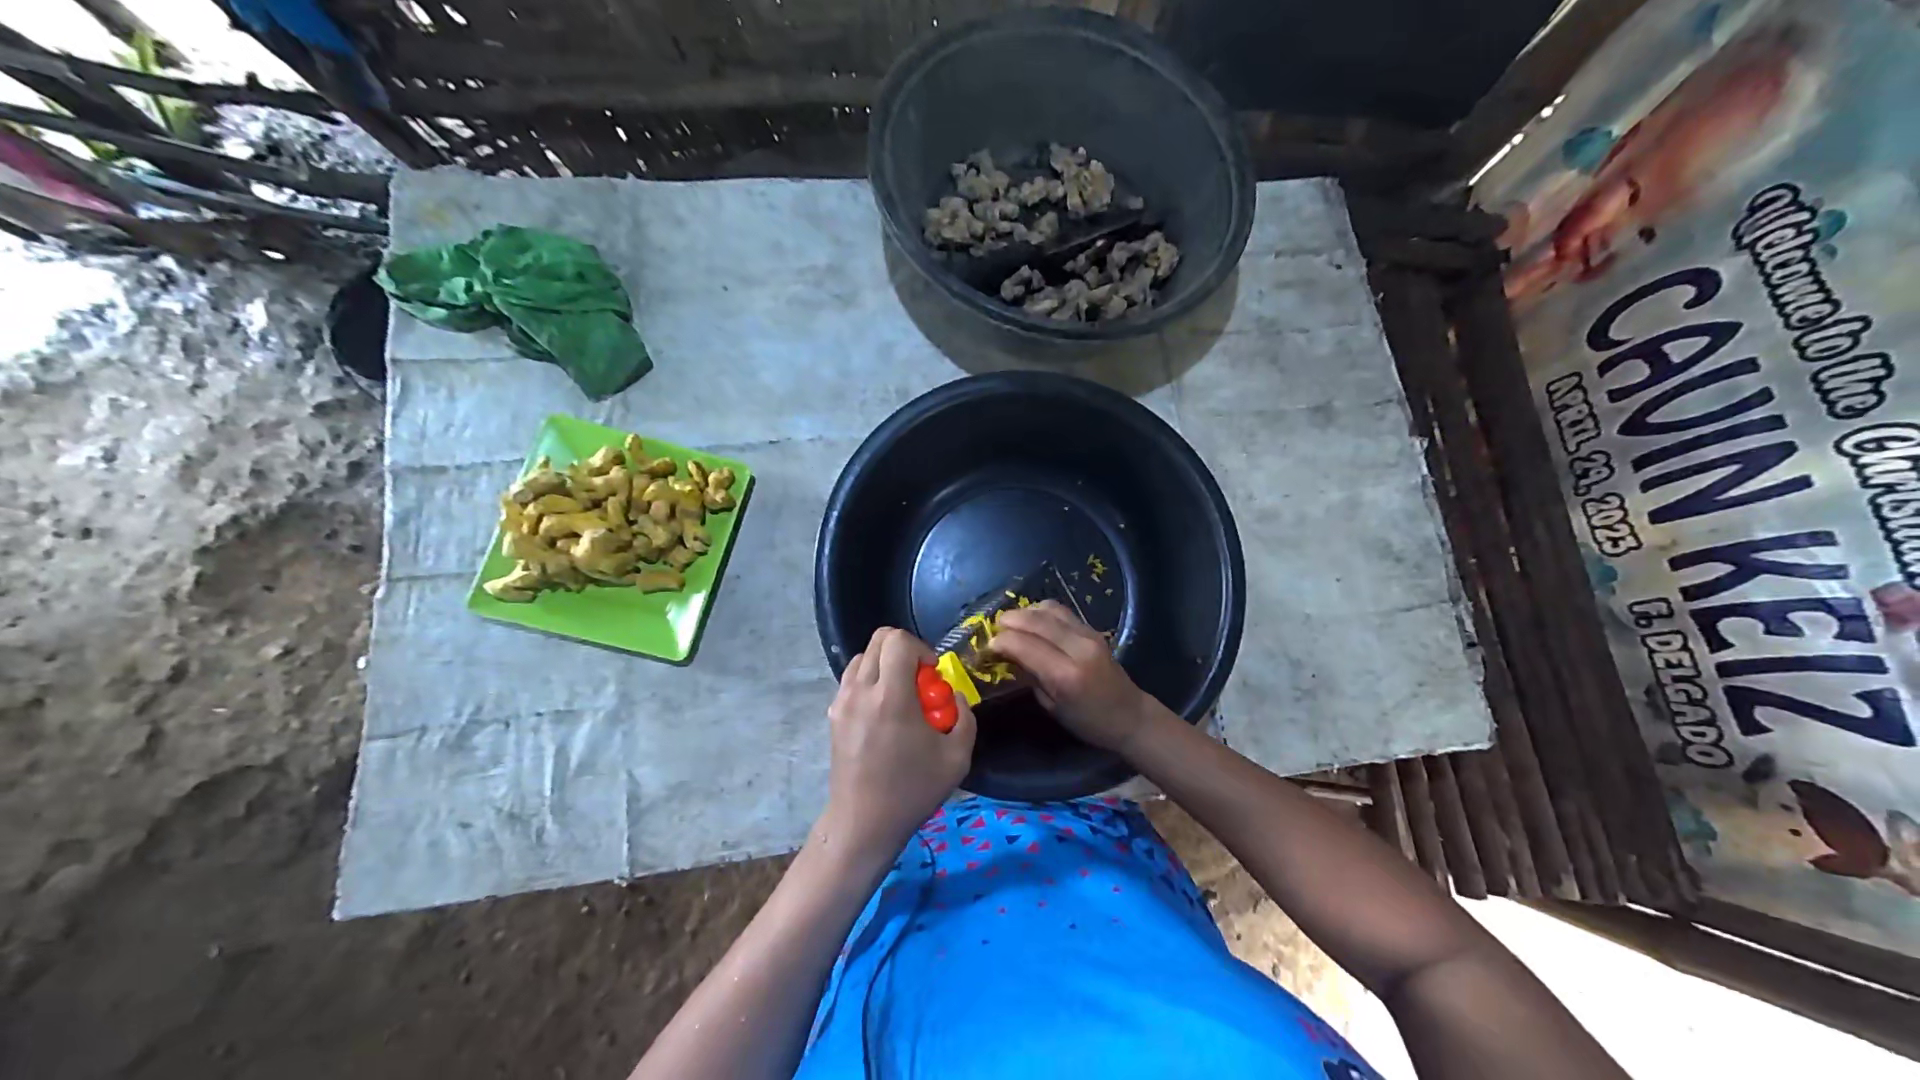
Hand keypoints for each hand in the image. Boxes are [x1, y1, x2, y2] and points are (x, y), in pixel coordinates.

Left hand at [820, 627, 975, 858]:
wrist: (864, 822)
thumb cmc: (912, 790)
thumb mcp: (957, 757)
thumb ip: (964, 717)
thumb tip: (953, 695)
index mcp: (890, 697)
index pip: (898, 641)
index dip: (921, 649)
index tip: (932, 676)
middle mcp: (861, 691)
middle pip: (879, 639)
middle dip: (905, 650)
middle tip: (919, 681)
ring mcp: (842, 701)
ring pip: (863, 655)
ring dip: (886, 663)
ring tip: (900, 694)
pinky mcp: (833, 713)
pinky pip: (852, 677)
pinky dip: (870, 679)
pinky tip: (883, 710)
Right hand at [991, 600, 1161, 754]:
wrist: (1130, 715)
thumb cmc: (1087, 721)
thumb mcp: (1051, 706)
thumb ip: (1030, 676)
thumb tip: (1007, 655)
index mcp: (1064, 675)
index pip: (1023, 644)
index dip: (1000, 642)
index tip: (987, 646)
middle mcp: (1077, 648)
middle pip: (1034, 620)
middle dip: (1008, 621)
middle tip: (993, 630)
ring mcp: (1088, 634)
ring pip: (1048, 610)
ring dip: (1024, 612)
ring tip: (1010, 623)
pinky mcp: (1092, 629)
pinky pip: (1061, 611)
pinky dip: (1041, 612)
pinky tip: (1032, 621)